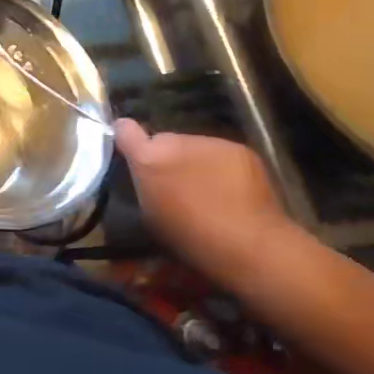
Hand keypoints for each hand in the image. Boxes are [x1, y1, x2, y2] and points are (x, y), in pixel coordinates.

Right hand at [113, 119, 312, 278]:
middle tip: (176, 183)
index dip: (125, 135)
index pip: (125, 130)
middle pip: (164, 140)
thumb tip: (148, 176)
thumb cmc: (190, 239)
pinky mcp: (239, 148)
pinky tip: (232, 190)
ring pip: (194, 146)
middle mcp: (176, 141)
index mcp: (148, 160)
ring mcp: (210, 142)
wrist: (248, 243)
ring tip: (208, 190)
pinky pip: (221, 153)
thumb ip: (145, 186)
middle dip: (166, 157)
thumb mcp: (152, 216)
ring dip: (195, 161)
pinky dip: (222, 167)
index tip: (128, 145)